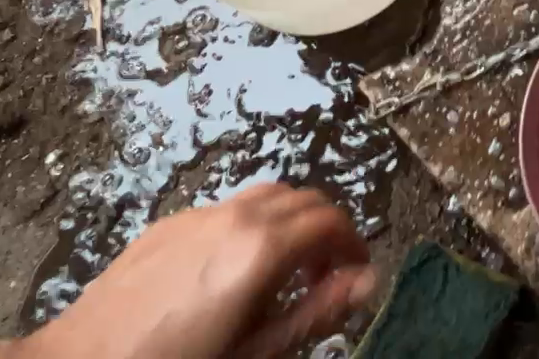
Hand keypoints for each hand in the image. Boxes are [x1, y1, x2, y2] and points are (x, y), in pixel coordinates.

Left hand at [0, 184, 377, 358]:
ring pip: (270, 195)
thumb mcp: (254, 354)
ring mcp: (203, 214)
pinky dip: (252, 223)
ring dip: (291, 219)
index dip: (353, 245)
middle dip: (325, 230)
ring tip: (281, 267)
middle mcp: (240, 215)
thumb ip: (316, 313)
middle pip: (306, 199)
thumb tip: (368, 279)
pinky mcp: (170, 222)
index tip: (354, 275)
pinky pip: (229, 208)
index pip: (332, 222)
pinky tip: (228, 269)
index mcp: (264, 248)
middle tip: (321, 275)